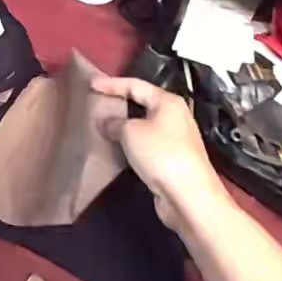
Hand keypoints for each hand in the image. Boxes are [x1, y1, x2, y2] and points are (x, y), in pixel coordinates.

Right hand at [93, 76, 230, 233]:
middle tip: (99, 104)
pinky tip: (120, 150)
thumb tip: (107, 122)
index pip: (135, 85)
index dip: (111, 84)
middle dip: (120, 104)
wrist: (189, 196)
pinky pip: (148, 144)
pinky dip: (133, 144)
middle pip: (142, 103)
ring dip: (126, 127)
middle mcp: (175, 116)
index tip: (92, 84)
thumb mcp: (131, 133)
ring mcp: (177, 139)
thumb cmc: (161, 154)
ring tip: (104, 127)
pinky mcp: (174, 160)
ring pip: (145, 125)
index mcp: (167, 101)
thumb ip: (115, 123)